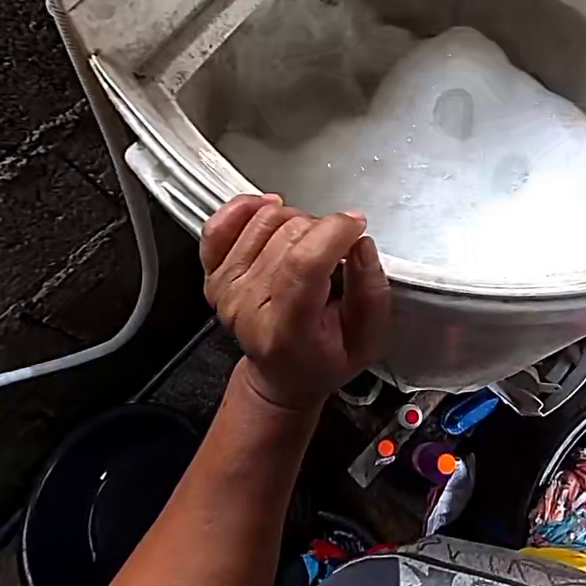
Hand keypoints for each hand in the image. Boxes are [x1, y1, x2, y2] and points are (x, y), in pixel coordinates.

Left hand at [199, 195, 391, 411]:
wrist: (282, 376)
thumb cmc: (322, 359)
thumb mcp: (367, 340)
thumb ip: (371, 291)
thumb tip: (360, 244)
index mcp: (287, 330)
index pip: (304, 264)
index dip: (334, 233)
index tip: (355, 225)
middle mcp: (248, 307)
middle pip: (287, 236)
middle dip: (323, 230)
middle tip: (336, 251)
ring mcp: (226, 289)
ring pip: (264, 221)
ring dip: (296, 220)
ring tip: (310, 244)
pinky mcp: (213, 273)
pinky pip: (219, 225)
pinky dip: (247, 208)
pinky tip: (271, 210)